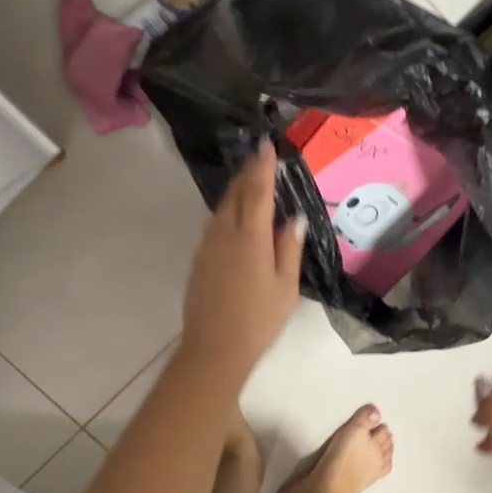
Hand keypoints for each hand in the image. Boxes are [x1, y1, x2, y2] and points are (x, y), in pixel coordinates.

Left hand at [181, 140, 306, 369]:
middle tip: (260, 155)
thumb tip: (292, 219)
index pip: (258, 191)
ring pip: (223, 207)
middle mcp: (225, 233)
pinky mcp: (199, 258)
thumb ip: (288, 249)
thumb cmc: (258, 320)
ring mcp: (207, 245)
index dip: (263, 166)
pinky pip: (215, 223)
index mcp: (250, 237)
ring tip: (251, 179)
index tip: (266, 144)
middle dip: (249, 172)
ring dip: (237, 190)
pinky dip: (228, 210)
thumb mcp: (285, 287)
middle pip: (237, 193)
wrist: (213, 348)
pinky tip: (236, 214)